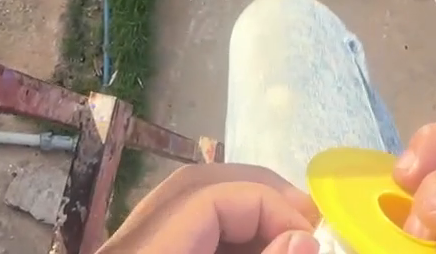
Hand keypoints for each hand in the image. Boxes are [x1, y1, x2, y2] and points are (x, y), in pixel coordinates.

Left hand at [100, 163, 321, 253]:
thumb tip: (305, 237)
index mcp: (139, 251)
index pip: (203, 196)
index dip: (264, 205)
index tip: (313, 236)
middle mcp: (122, 242)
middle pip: (192, 188)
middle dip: (256, 195)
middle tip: (308, 222)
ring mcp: (128, 248)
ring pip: (187, 207)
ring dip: (245, 213)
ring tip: (291, 234)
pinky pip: (184, 232)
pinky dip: (225, 234)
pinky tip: (259, 247)